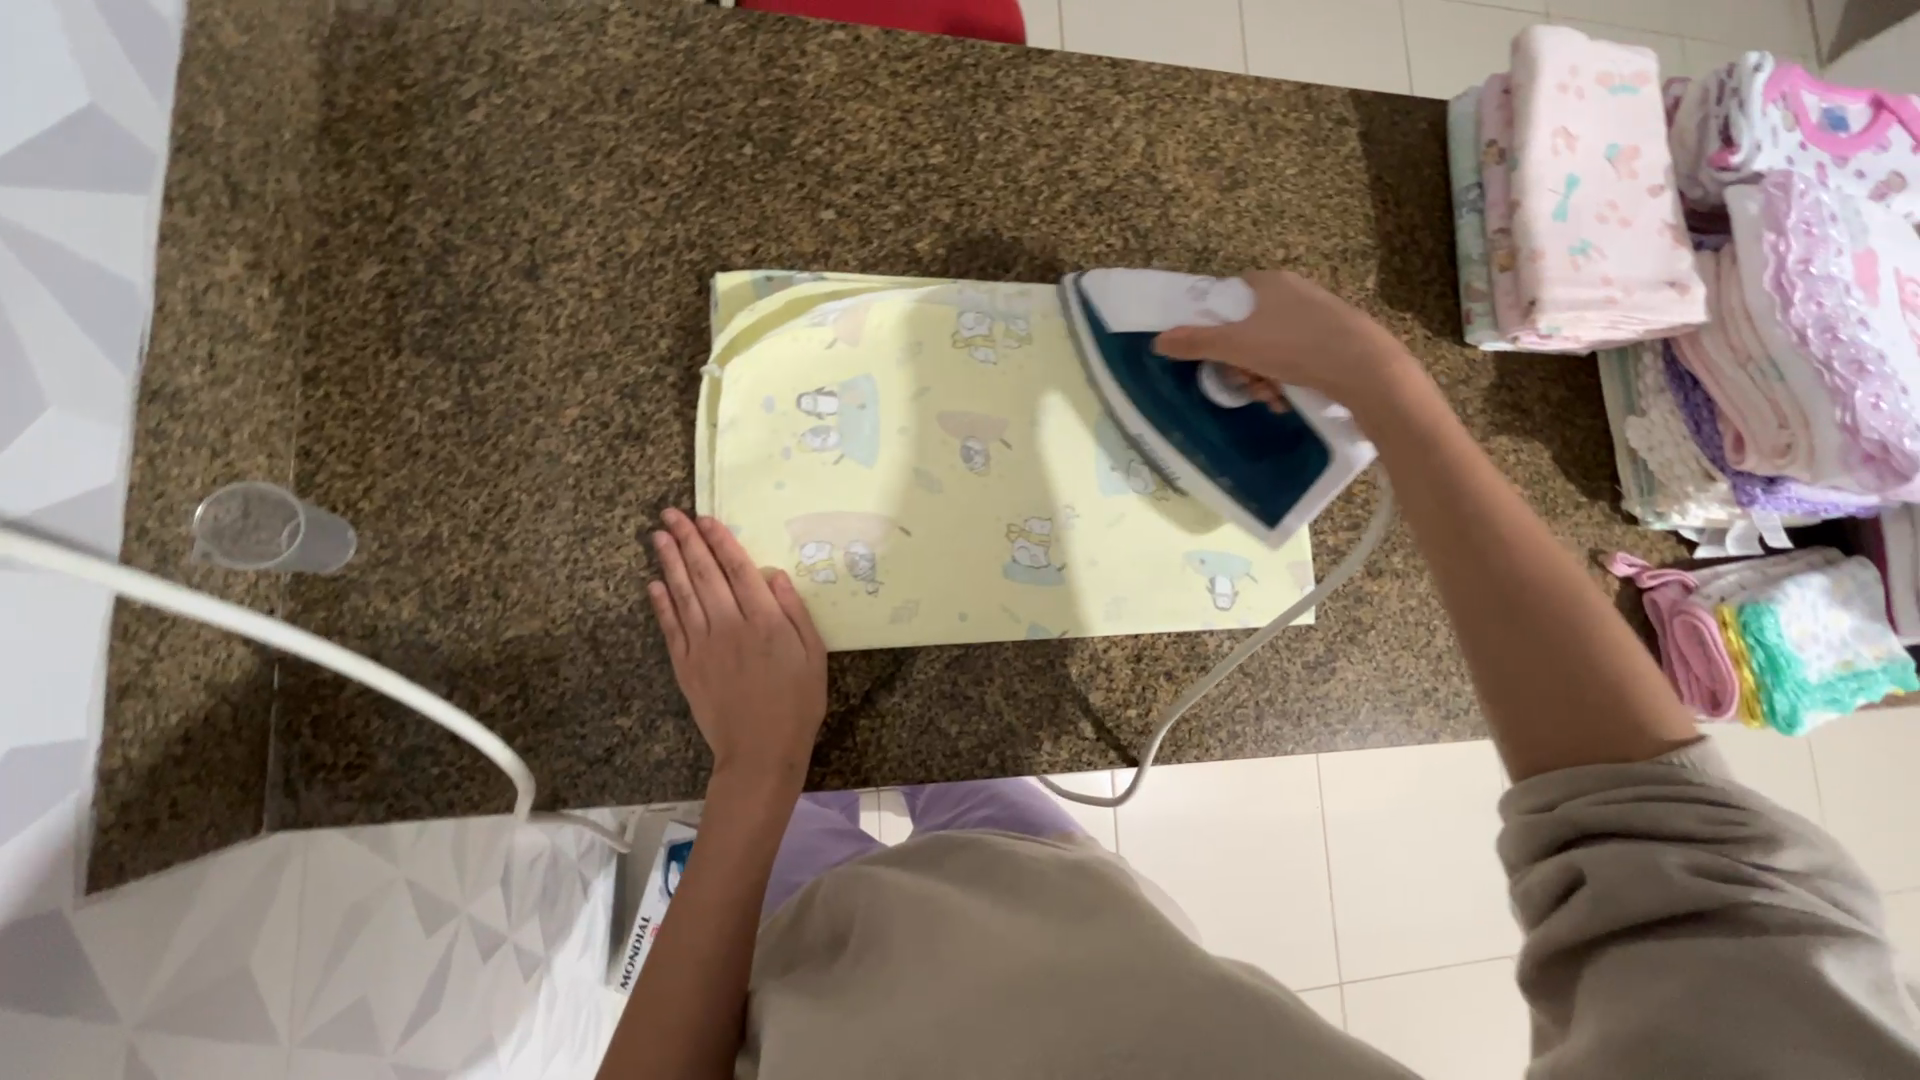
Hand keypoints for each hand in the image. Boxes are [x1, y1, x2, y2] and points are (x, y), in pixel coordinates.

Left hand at [647, 509, 827, 788]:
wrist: (761, 751)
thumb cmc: (797, 703)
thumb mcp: (814, 655)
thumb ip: (795, 612)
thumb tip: (775, 575)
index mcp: (765, 621)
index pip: (739, 569)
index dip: (722, 541)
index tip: (707, 518)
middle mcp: (730, 625)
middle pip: (705, 574)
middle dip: (688, 541)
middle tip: (671, 514)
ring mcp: (703, 645)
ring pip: (682, 594)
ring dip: (669, 562)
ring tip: (658, 536)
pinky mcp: (686, 666)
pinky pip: (670, 627)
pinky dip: (661, 603)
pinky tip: (653, 583)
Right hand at [1153, 270, 1419, 409]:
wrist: (1366, 369)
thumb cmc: (1295, 347)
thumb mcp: (1237, 346)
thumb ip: (1196, 343)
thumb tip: (1158, 340)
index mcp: (1269, 283)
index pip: (1227, 298)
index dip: (1214, 326)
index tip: (1214, 354)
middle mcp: (1294, 292)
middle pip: (1247, 328)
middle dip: (1240, 363)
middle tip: (1244, 384)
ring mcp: (1317, 316)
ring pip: (1270, 349)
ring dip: (1261, 377)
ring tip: (1270, 397)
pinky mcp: (1335, 340)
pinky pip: (1296, 359)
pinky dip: (1286, 380)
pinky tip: (1288, 399)